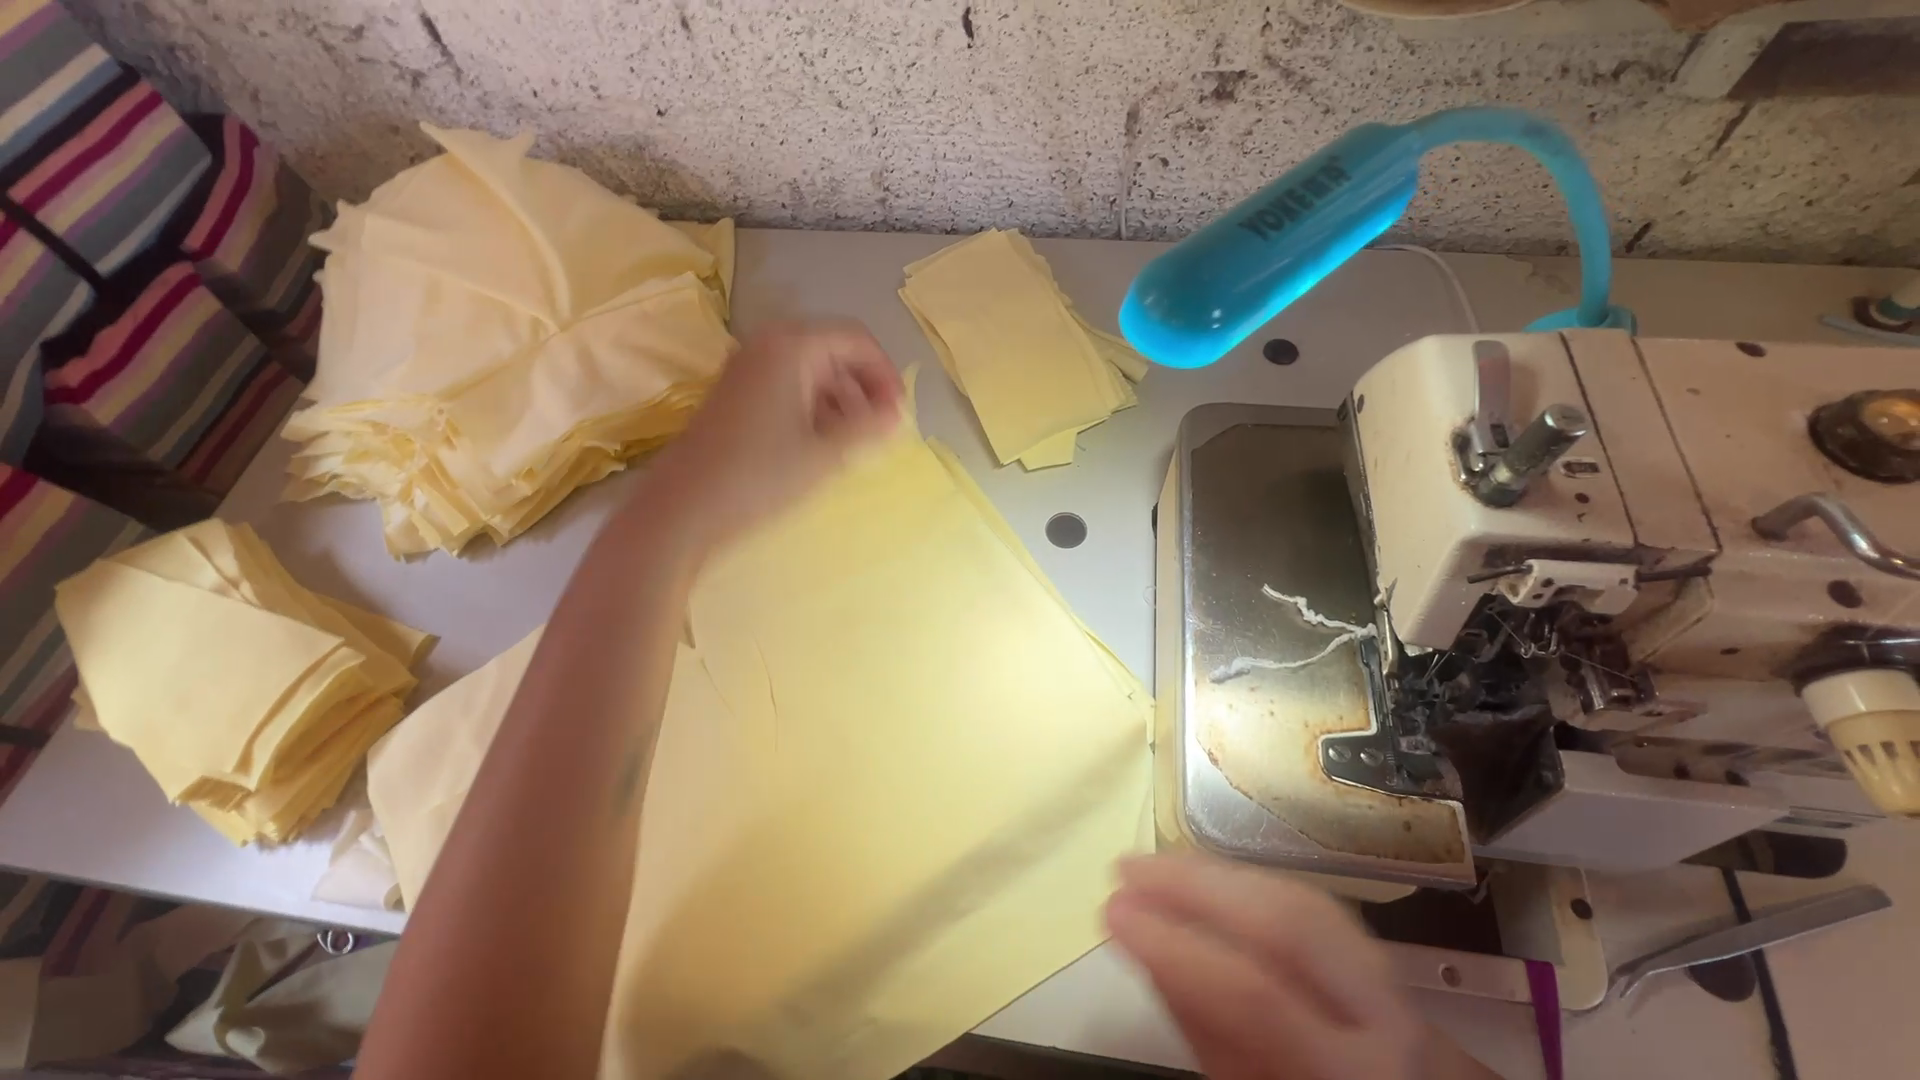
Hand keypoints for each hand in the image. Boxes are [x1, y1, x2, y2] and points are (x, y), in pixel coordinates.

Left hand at [644, 319, 903, 550]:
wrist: (682, 509)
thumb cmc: (758, 477)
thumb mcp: (825, 454)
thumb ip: (870, 428)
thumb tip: (899, 413)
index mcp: (791, 346)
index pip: (857, 340)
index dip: (885, 374)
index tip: (899, 414)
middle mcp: (766, 345)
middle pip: (833, 352)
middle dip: (864, 388)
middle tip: (881, 430)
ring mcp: (746, 369)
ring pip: (811, 371)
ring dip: (841, 401)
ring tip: (854, 444)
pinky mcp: (735, 395)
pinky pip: (787, 387)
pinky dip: (813, 408)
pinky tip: (819, 446)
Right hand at [1106, 853, 1424, 1079]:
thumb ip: (1210, 1038)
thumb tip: (1152, 952)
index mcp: (1348, 1075)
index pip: (1253, 995)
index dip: (1175, 946)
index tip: (1112, 911)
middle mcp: (1389, 1023)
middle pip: (1289, 923)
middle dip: (1197, 885)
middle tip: (1125, 869)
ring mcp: (1398, 988)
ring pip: (1304, 901)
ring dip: (1221, 877)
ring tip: (1154, 867)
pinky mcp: (1389, 966)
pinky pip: (1315, 908)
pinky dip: (1254, 889)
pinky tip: (1210, 881)